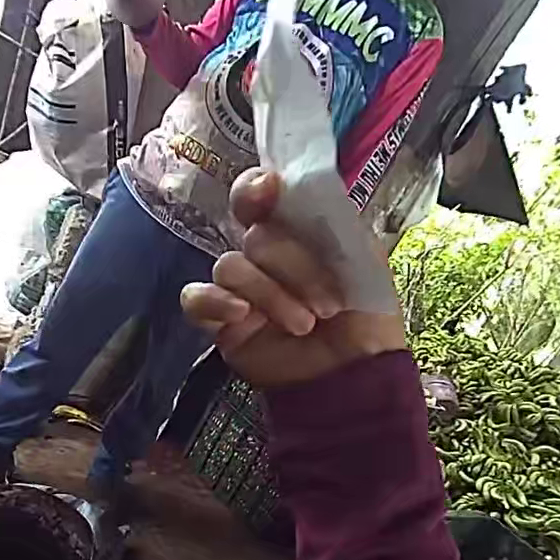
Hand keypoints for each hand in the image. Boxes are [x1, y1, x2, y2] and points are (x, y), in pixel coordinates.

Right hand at [182, 169, 406, 388]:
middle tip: (327, 304)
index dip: (254, 188)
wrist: (355, 373)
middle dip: (294, 268)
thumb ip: (326, 218)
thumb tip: (284, 186)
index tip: (267, 192)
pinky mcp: (219, 322)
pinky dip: (214, 302)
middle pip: (255, 238)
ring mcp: (238, 289)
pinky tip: (242, 316)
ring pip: (230, 267)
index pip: (257, 196)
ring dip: (269, 294)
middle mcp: (261, 255)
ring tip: (303, 324)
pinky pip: (196, 298)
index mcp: (292, 231)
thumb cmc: (364, 313)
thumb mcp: (360, 256)